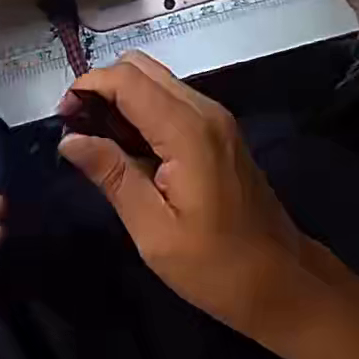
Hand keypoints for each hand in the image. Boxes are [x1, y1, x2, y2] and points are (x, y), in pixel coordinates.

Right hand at [59, 51, 358, 358]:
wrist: (297, 289)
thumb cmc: (225, 269)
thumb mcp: (155, 230)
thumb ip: (112, 174)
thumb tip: (70, 138)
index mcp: (189, 126)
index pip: (126, 78)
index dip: (87, 85)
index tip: (61, 112)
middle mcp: (206, 107)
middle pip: (143, 70)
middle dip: (102, 84)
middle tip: (75, 125)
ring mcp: (218, 118)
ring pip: (159, 82)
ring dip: (124, 97)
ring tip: (96, 135)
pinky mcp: (223, 133)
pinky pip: (173, 102)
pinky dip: (144, 110)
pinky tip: (130, 143)